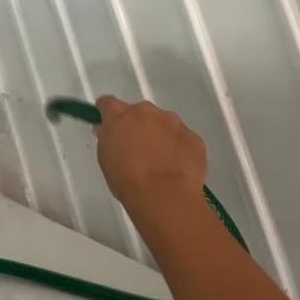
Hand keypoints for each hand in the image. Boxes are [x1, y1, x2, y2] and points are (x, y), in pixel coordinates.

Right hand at [94, 96, 207, 212]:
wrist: (164, 196)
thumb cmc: (126, 178)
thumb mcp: (105, 157)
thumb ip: (107, 138)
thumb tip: (108, 131)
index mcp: (119, 113)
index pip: (108, 103)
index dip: (108, 114)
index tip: (109, 127)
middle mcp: (146, 111)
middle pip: (140, 112)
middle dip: (139, 126)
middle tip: (139, 149)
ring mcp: (173, 123)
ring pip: (165, 124)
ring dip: (162, 136)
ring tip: (163, 162)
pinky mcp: (194, 138)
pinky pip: (185, 140)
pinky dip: (181, 150)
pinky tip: (179, 169)